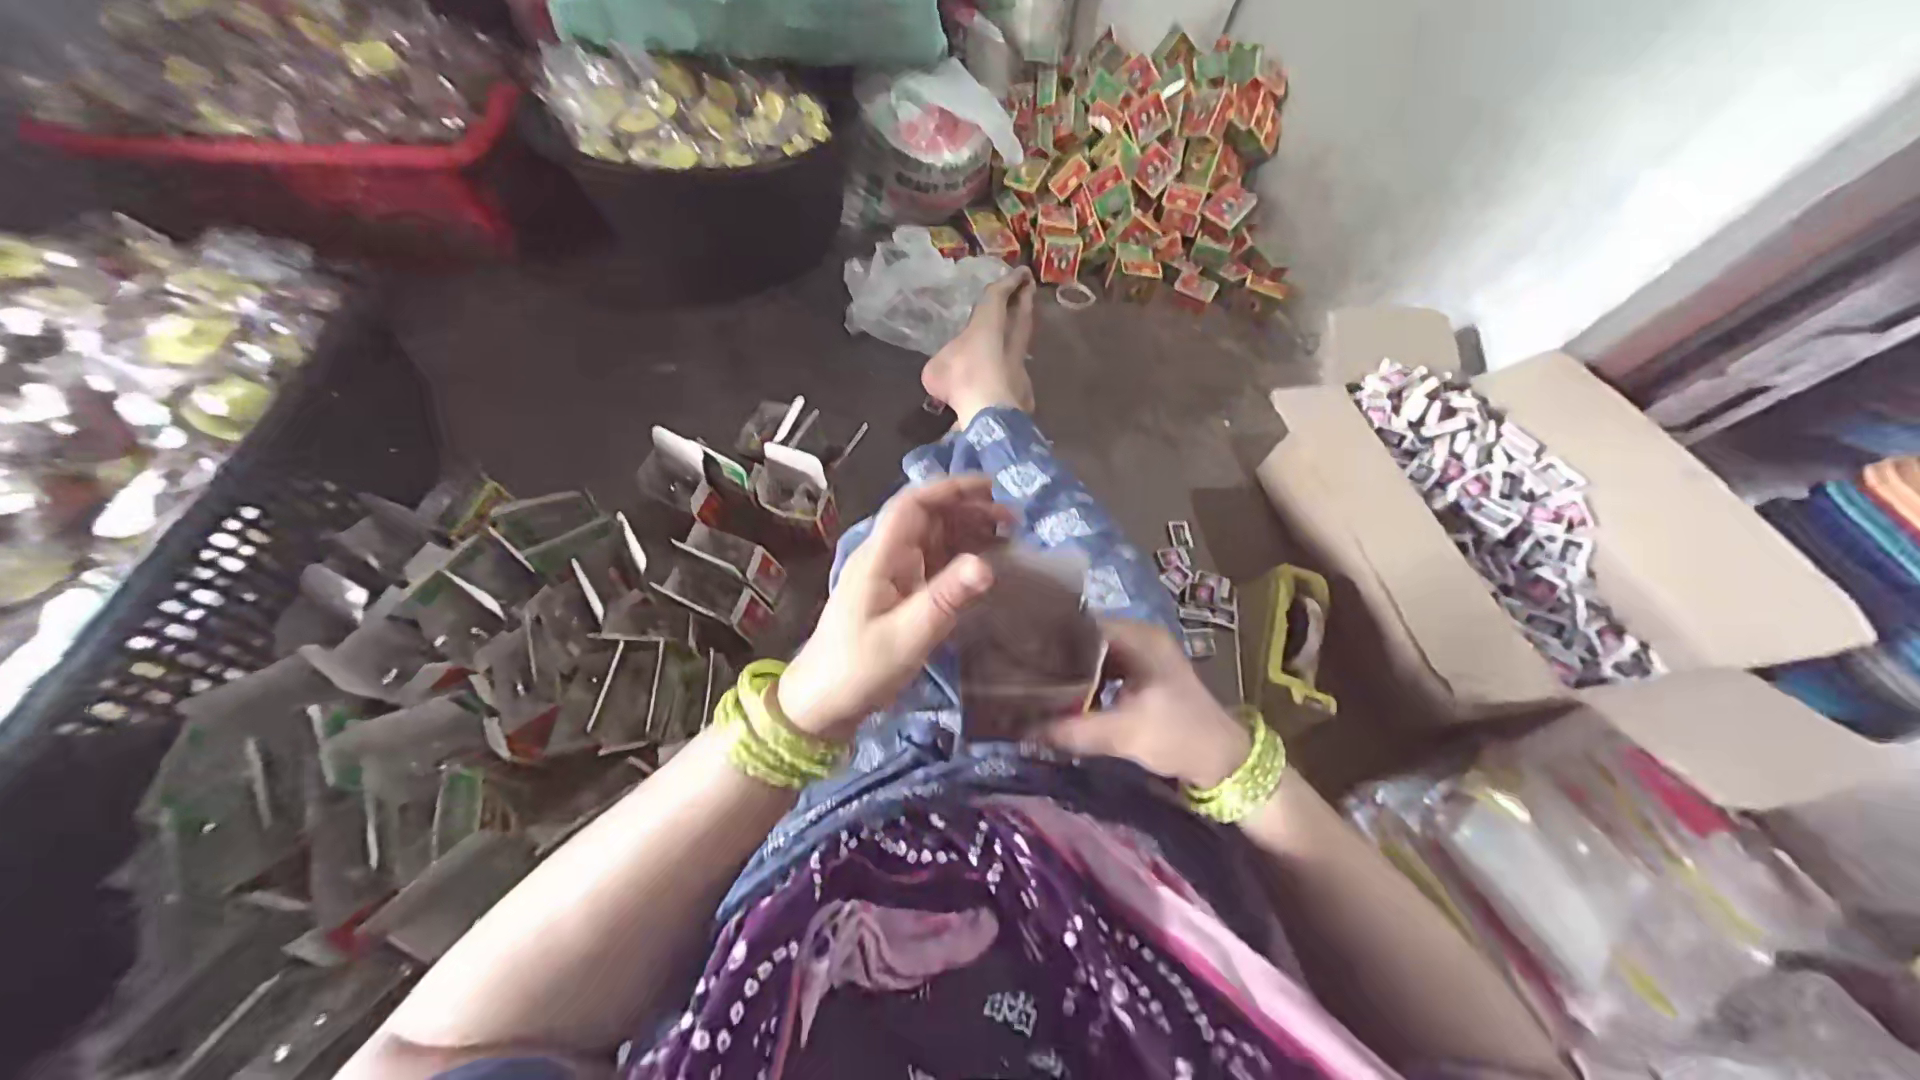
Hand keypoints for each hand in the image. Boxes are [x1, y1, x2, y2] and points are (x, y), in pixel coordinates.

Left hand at [777, 474, 1012, 741]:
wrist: (822, 704)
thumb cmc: (859, 668)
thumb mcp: (908, 636)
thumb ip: (946, 598)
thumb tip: (986, 565)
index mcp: (880, 557)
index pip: (913, 505)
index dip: (950, 490)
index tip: (990, 489)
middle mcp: (885, 558)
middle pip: (927, 518)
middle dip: (967, 510)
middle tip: (1010, 520)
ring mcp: (891, 576)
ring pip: (932, 539)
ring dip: (966, 532)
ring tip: (1005, 537)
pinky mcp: (897, 595)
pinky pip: (932, 564)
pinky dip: (959, 558)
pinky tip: (982, 564)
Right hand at [1039, 619, 1250, 788]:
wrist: (1224, 762)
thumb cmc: (1178, 736)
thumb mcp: (1123, 734)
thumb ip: (1072, 730)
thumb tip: (1024, 730)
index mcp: (1139, 637)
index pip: (1081, 624)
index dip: (1051, 639)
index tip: (1023, 655)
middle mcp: (1140, 636)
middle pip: (1085, 637)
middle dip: (1057, 656)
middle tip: (1025, 672)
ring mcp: (1143, 654)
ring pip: (1093, 654)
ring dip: (1070, 670)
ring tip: (1038, 683)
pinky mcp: (1143, 673)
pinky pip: (1104, 668)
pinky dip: (1085, 680)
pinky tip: (1065, 695)